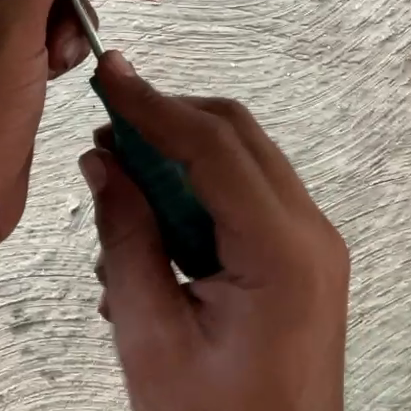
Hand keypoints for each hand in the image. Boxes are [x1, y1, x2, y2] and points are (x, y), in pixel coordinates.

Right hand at [82, 52, 347, 410]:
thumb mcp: (151, 336)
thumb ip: (125, 237)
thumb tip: (99, 160)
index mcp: (282, 255)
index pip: (211, 146)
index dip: (152, 103)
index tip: (108, 74)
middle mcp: (310, 235)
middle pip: (234, 134)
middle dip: (165, 118)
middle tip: (104, 127)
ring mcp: (310, 246)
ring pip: (237, 157)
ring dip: (175, 153)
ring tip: (118, 182)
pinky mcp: (297, 259)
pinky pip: (240, 193)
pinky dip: (191, 189)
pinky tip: (149, 227)